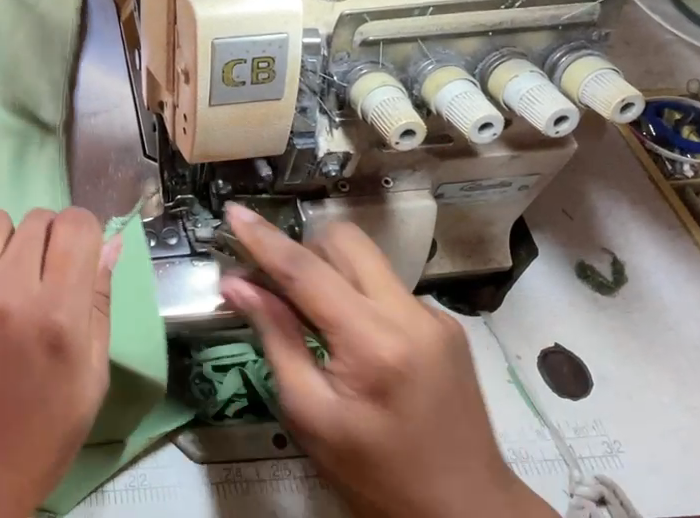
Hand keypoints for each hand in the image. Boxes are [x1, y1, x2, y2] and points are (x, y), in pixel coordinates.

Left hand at [0, 208, 120, 517]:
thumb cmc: (36, 436)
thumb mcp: (90, 379)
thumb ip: (99, 303)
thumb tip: (111, 242)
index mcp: (58, 316)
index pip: (76, 224)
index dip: (82, 236)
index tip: (75, 258)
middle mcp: (8, 292)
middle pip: (37, 220)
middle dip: (46, 243)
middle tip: (39, 282)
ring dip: (4, 244)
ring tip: (0, 283)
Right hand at [219, 203, 551, 517]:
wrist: (466, 514)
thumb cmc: (375, 477)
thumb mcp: (310, 415)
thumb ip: (275, 339)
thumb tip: (236, 285)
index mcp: (374, 343)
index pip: (306, 271)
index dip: (264, 239)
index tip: (233, 212)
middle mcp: (410, 315)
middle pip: (344, 242)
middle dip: (303, 249)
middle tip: (273, 283)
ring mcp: (434, 317)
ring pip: (366, 260)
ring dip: (329, 271)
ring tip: (308, 316)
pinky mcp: (445, 326)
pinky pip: (386, 287)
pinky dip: (356, 295)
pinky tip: (348, 339)